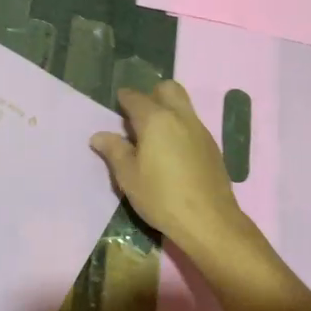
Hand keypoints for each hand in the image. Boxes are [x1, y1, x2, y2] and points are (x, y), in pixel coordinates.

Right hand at [90, 81, 253, 253]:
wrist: (208, 220)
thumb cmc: (161, 197)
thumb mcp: (128, 177)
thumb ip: (114, 151)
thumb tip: (99, 136)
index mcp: (156, 120)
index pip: (136, 98)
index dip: (124, 99)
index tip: (117, 104)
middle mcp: (181, 117)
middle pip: (168, 89)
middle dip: (152, 95)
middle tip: (138, 118)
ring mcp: (200, 131)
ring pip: (183, 106)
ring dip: (168, 111)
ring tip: (153, 137)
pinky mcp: (212, 147)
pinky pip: (193, 125)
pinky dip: (180, 128)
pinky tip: (172, 153)